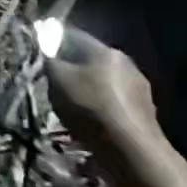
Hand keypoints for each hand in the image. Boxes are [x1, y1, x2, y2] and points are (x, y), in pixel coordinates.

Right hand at [45, 25, 162, 152]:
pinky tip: (93, 120)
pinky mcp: (145, 110)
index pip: (74, 37)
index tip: (40, 54)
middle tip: (54, 82)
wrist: (131, 149)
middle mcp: (127, 63)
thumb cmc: (90, 107)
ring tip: (73, 104)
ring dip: (89, 88)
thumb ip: (49, 61)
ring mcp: (140, 87)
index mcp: (106, 51)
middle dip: (72, 67)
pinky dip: (102, 105)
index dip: (53, 42)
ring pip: (105, 80)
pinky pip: (116, 100)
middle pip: (91, 59)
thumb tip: (47, 51)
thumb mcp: (57, 80)